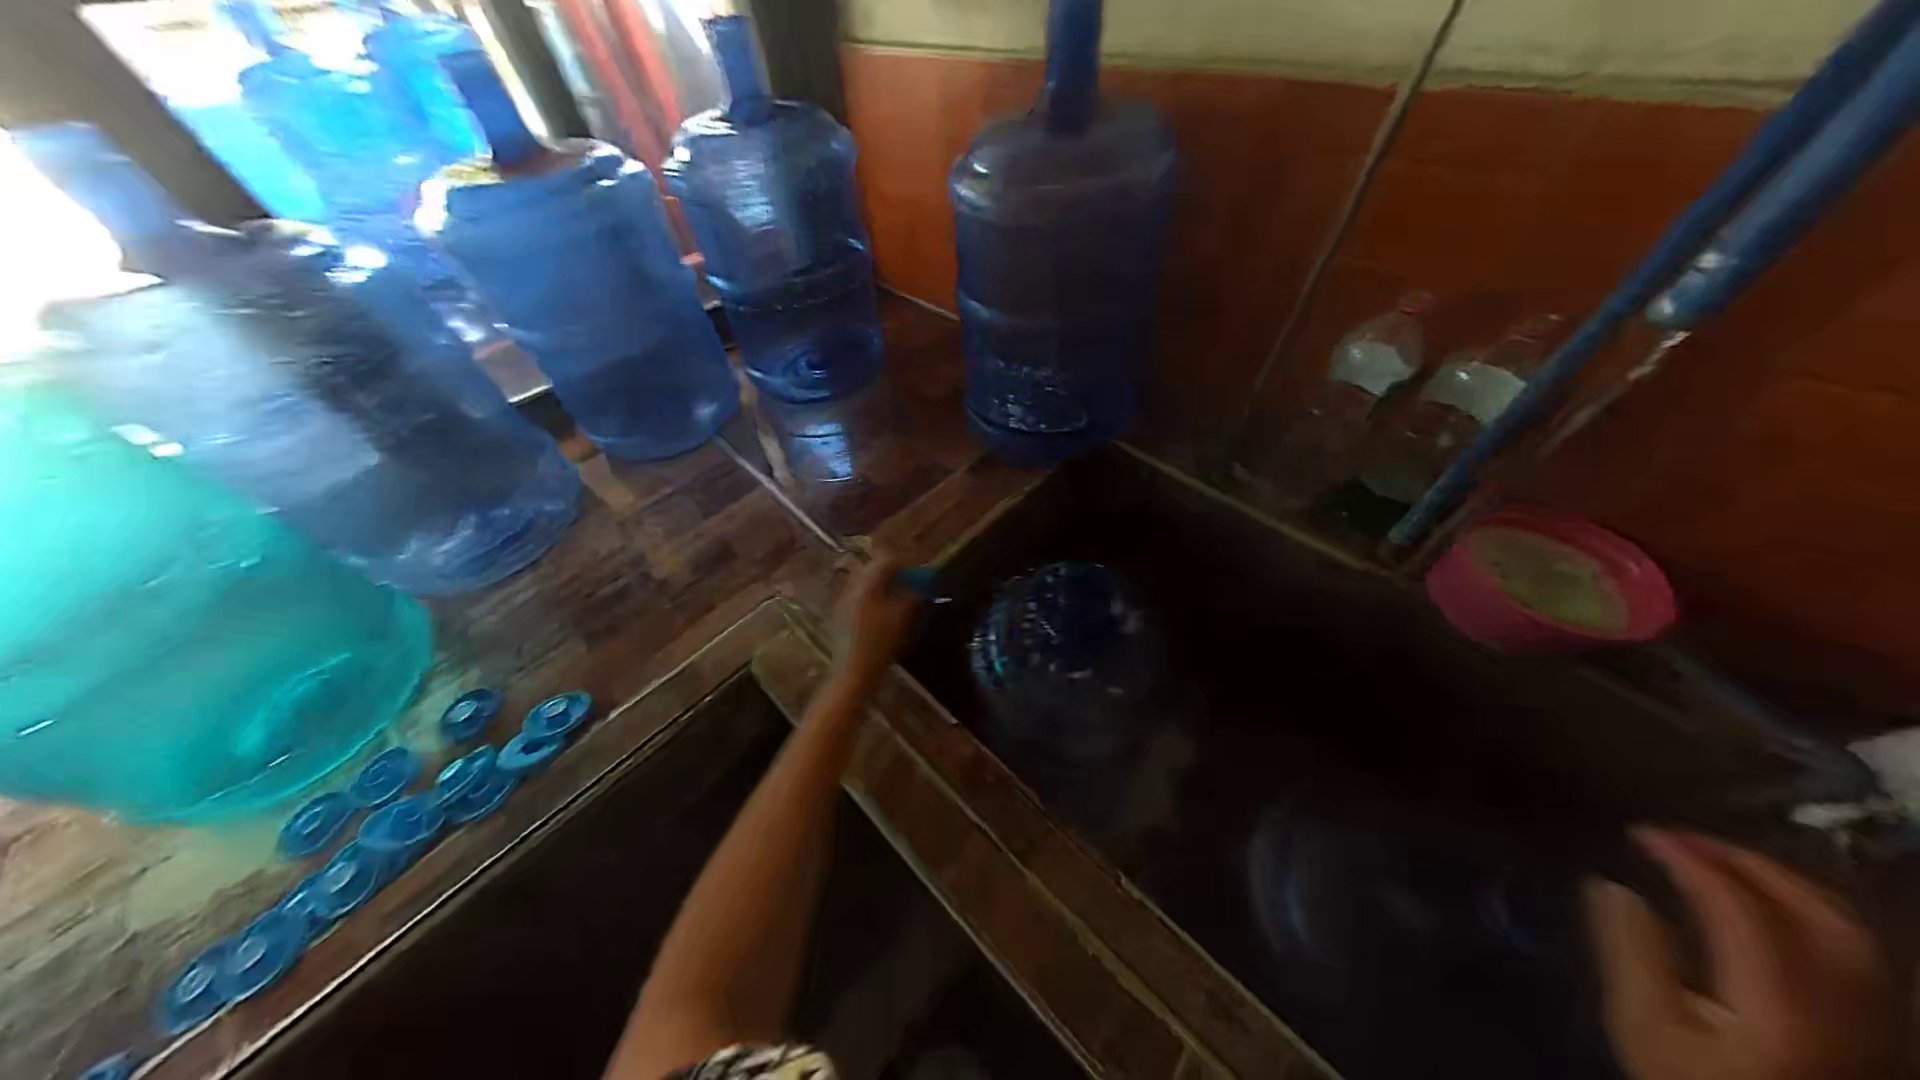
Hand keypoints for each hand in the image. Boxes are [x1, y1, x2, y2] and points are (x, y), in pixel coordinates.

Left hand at [830, 554, 920, 686]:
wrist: (853, 672)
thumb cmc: (880, 643)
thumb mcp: (903, 618)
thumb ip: (912, 598)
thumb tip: (919, 589)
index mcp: (866, 585)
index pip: (885, 561)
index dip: (905, 562)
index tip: (919, 569)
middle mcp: (851, 589)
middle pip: (872, 569)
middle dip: (892, 572)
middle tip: (910, 580)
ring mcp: (844, 603)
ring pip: (865, 583)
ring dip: (883, 584)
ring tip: (899, 595)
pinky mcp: (842, 617)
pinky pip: (860, 596)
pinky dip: (875, 596)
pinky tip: (885, 611)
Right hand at [1586, 828, 1889, 1079]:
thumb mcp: (1643, 1027)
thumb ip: (1631, 955)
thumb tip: (1611, 887)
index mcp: (1782, 1010)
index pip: (1741, 910)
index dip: (1690, 860)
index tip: (1640, 833)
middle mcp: (1848, 1011)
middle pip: (1814, 912)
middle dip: (1742, 860)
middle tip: (1681, 837)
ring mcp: (1879, 1023)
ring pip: (1851, 930)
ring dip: (1781, 879)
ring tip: (1719, 858)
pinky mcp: (1882, 1030)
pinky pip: (1859, 950)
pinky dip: (1810, 907)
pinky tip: (1768, 900)